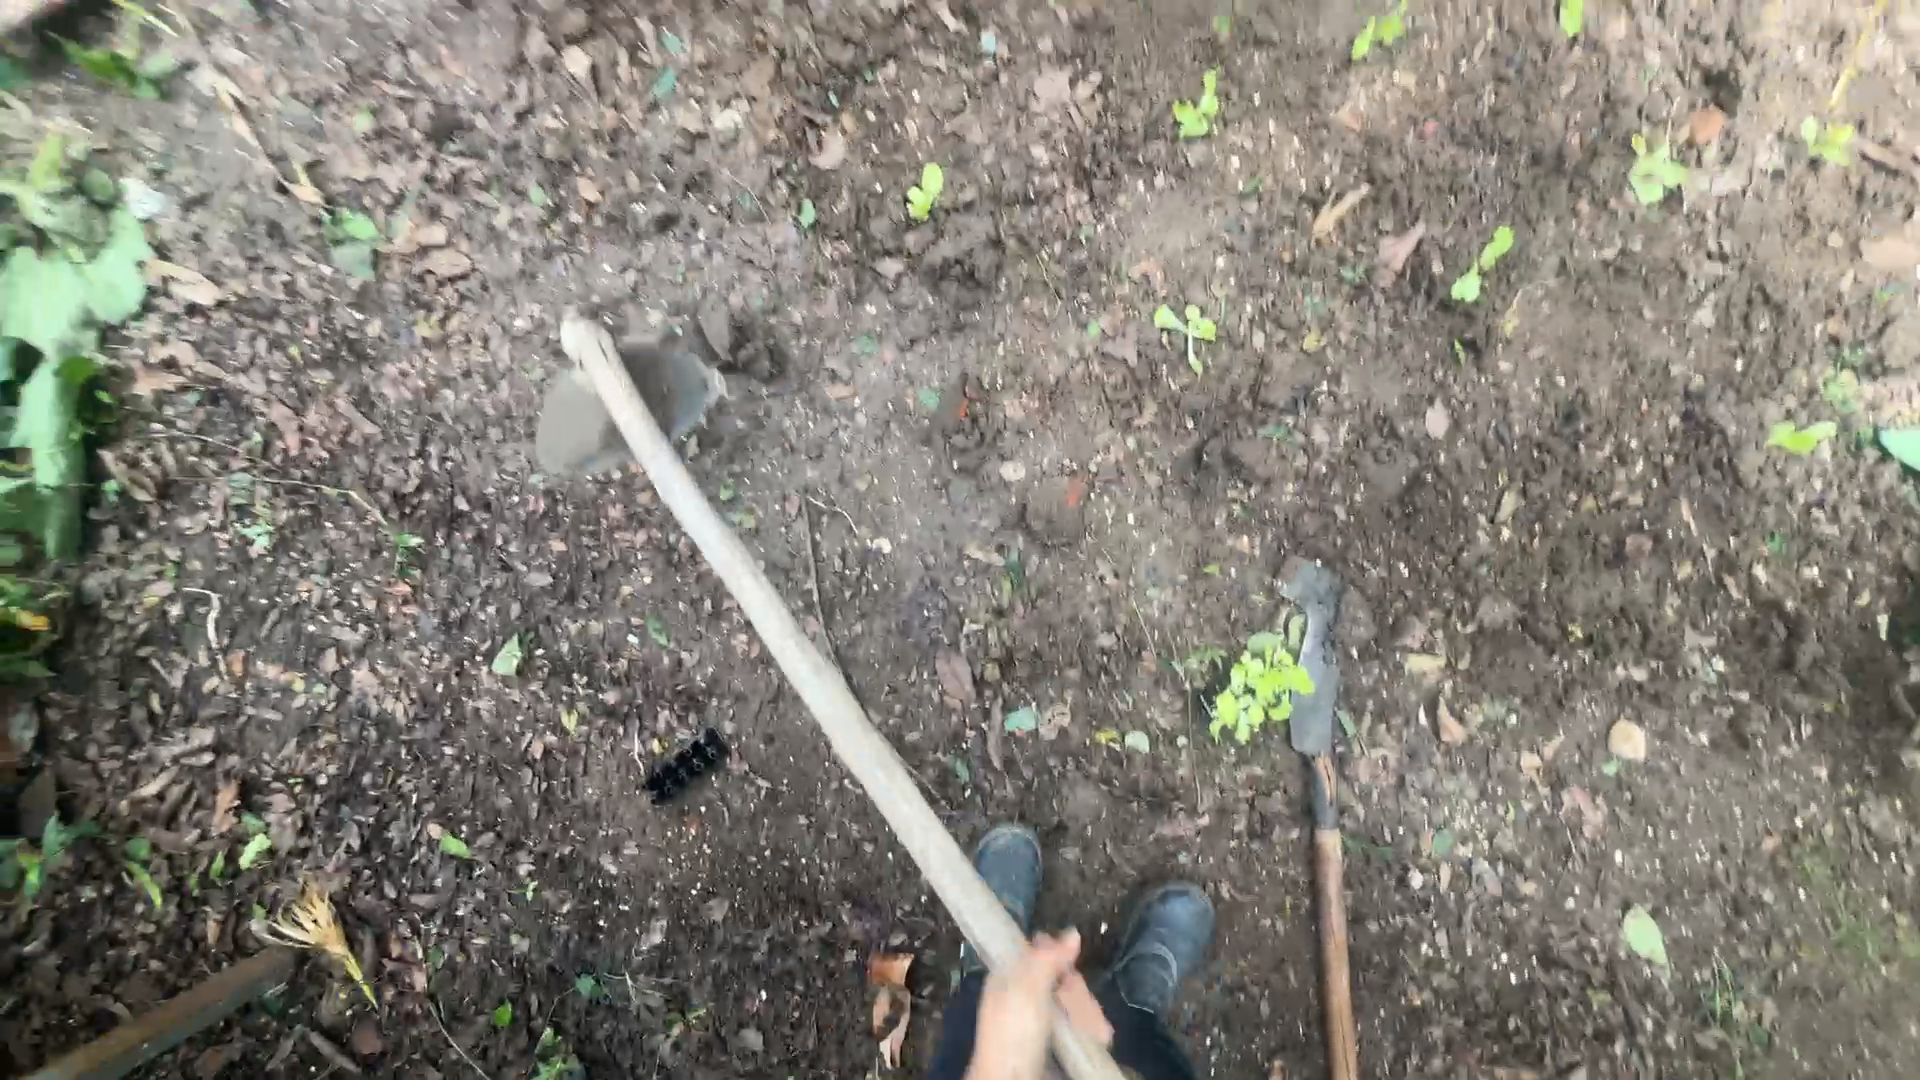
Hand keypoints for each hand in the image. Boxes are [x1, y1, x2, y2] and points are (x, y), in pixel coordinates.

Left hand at [963, 930, 1112, 1079]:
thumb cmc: (1014, 1032)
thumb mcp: (1026, 988)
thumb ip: (1049, 958)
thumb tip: (1073, 932)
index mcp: (1010, 976)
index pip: (1040, 953)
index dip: (1059, 958)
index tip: (1071, 969)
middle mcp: (1026, 995)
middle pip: (1062, 979)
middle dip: (1078, 992)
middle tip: (1082, 1009)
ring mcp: (1043, 1021)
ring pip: (1074, 1002)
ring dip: (1089, 1013)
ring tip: (1098, 1032)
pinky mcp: (1057, 1043)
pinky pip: (1080, 1025)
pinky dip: (1092, 1028)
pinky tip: (1101, 1037)